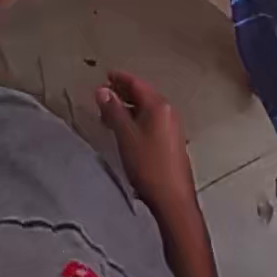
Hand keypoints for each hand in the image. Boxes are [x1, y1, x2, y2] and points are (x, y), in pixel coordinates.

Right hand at [96, 71, 195, 214]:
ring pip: (147, 109)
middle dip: (123, 93)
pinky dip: (137, 119)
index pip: (137, 84)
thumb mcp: (125, 135)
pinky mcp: (173, 141)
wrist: (173, 200)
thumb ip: (113, 110)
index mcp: (159, 106)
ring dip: (129, 108)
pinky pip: (152, 121)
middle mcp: (168, 111)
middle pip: (143, 95)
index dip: (120, 78)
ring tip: (110, 114)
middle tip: (105, 93)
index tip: (106, 75)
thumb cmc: (148, 165)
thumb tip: (102, 90)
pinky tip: (126, 130)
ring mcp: (172, 127)